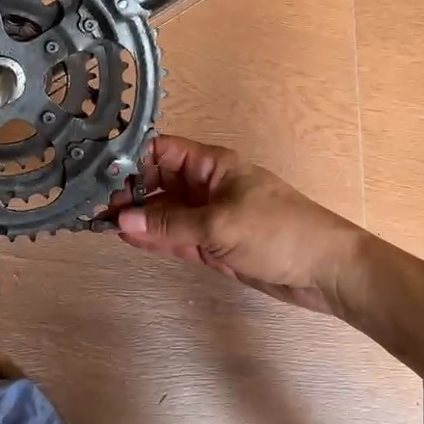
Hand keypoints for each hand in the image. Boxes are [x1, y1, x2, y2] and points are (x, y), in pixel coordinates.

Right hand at [113, 135, 369, 315]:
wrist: (329, 273)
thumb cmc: (278, 232)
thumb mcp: (220, 226)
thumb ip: (169, 224)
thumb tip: (121, 221)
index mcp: (211, 165)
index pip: (161, 150)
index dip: (131, 159)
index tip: (100, 174)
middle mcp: (205, 185)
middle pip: (157, 181)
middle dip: (128, 192)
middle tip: (94, 206)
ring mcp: (208, 215)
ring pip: (163, 211)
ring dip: (137, 217)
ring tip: (100, 223)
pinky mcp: (212, 243)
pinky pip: (175, 235)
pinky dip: (153, 238)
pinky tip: (127, 238)